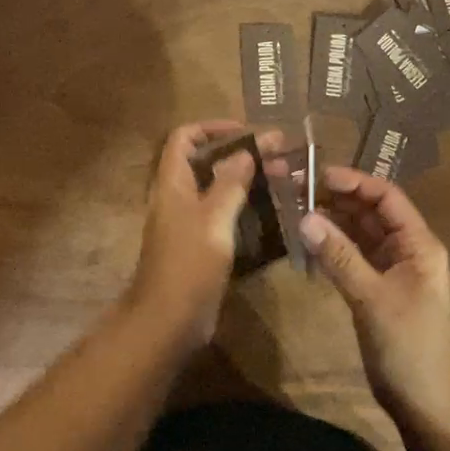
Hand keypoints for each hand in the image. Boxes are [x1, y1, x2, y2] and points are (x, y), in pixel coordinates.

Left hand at [126, 121, 286, 351]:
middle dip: (240, 154)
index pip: (184, 138)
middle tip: (279, 155)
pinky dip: (243, 207)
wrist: (168, 322)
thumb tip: (244, 153)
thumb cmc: (189, 265)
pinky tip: (270, 211)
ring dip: (246, 180)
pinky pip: (221, 215)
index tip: (247, 131)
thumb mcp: (213, 219)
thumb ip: (229, 184)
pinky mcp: (199, 247)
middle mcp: (177, 198)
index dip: (212, 128)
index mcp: (172, 184)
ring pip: (216, 189)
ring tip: (281, 178)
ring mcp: (187, 223)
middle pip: (206, 162)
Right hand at [301, 167, 449, 428]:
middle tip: (296, 187)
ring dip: (331, 219)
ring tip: (294, 206)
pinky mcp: (376, 287)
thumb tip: (304, 217)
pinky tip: (306, 239)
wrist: (422, 403)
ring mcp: (392, 269)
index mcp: (419, 245)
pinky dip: (332, 244)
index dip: (355, 182)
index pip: (387, 197)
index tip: (317, 175)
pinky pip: (352, 254)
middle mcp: (408, 249)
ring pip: (359, 232)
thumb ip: (339, 256)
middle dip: (336, 197)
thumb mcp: (372, 298)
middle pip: (371, 211)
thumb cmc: (407, 347)